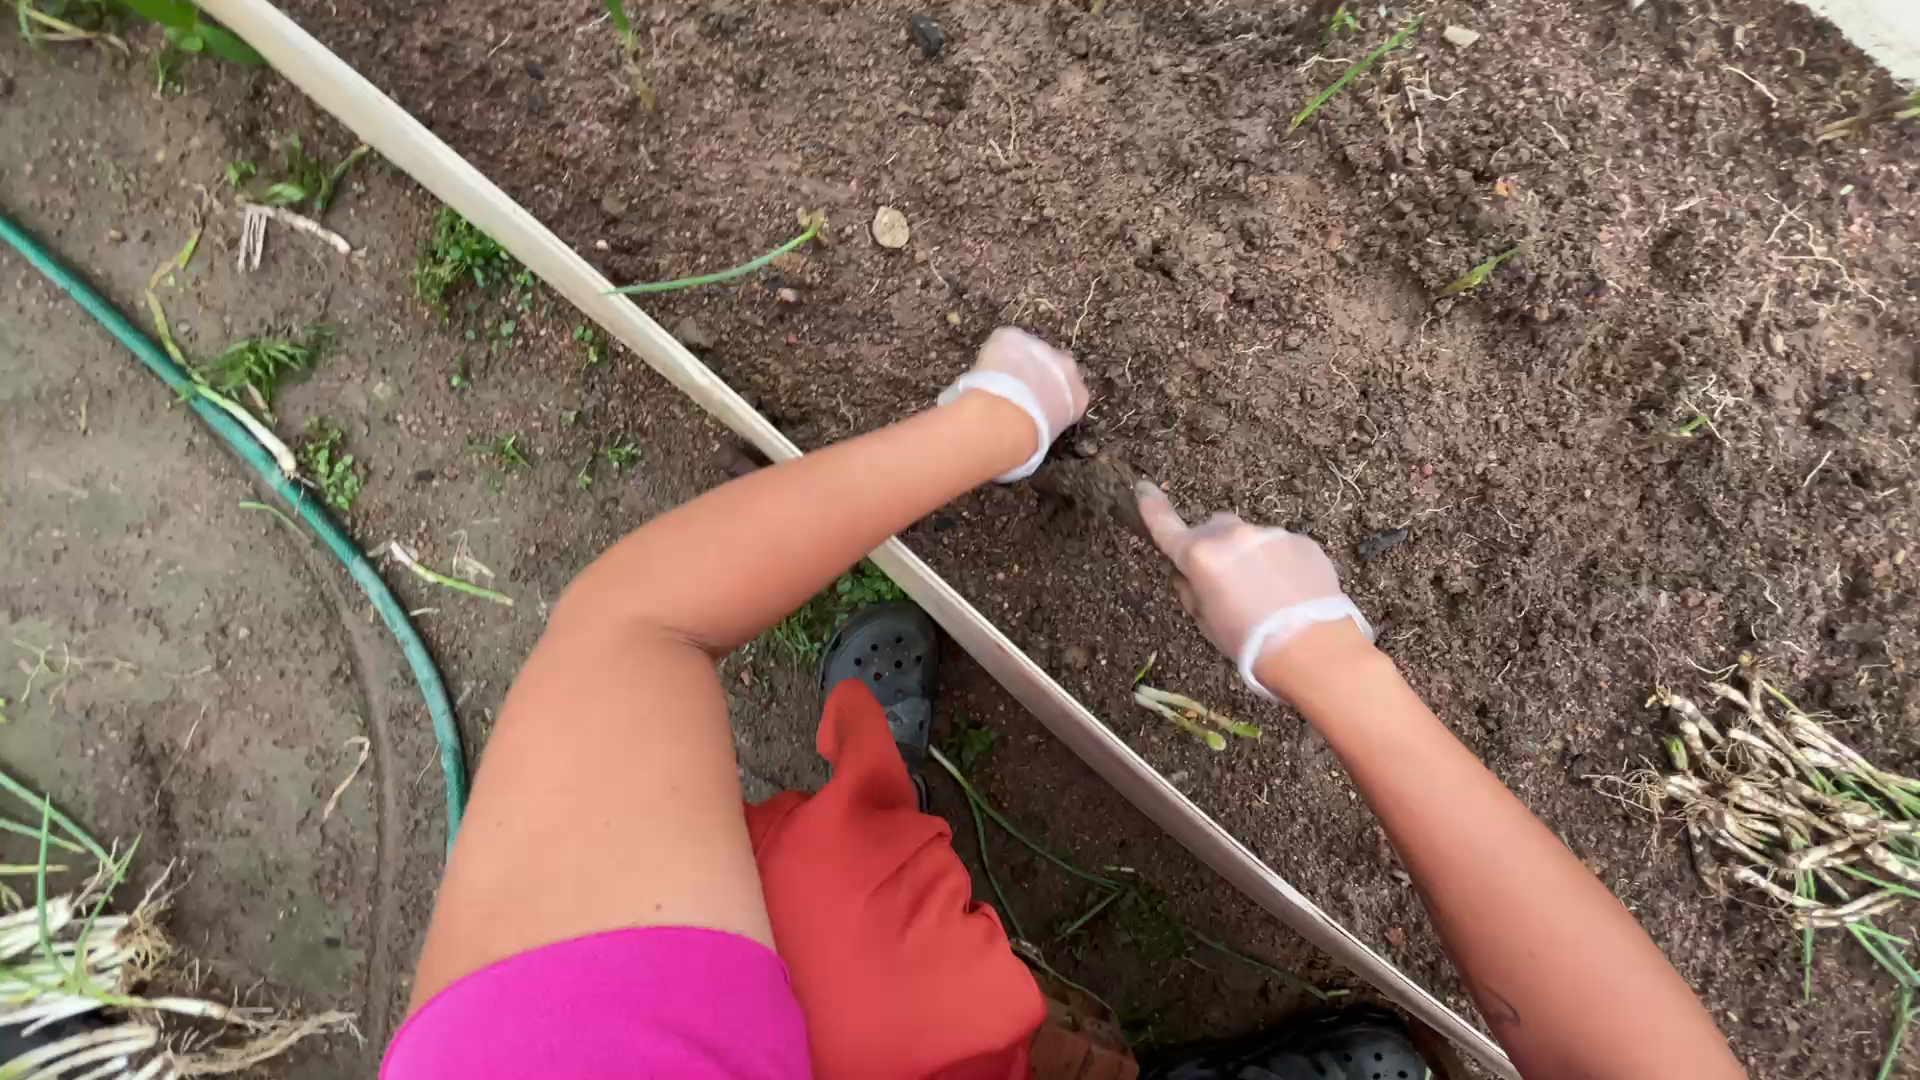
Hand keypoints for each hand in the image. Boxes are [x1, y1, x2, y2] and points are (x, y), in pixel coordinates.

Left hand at [936, 327, 1088, 481]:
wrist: (1004, 420)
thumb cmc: (1026, 441)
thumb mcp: (1046, 438)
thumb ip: (1046, 423)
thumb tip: (1030, 428)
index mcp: (1079, 396)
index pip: (1070, 391)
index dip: (1050, 396)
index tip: (1036, 405)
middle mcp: (1066, 367)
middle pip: (1054, 365)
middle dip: (1038, 374)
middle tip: (1015, 392)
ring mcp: (1040, 347)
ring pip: (1028, 351)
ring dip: (1016, 362)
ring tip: (996, 383)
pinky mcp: (1013, 337)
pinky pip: (1004, 341)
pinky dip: (994, 353)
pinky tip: (983, 372)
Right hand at [1135, 481, 1373, 698]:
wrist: (1312, 650)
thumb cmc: (1249, 642)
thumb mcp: (1204, 621)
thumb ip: (1190, 590)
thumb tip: (1187, 575)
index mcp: (1200, 556)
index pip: (1166, 525)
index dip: (1151, 507)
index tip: (1143, 487)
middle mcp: (1233, 536)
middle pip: (1212, 529)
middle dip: (1211, 547)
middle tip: (1221, 581)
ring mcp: (1270, 535)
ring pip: (1248, 539)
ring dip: (1247, 557)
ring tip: (1263, 594)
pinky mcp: (1301, 542)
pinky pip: (1280, 547)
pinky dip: (1277, 563)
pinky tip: (1287, 592)